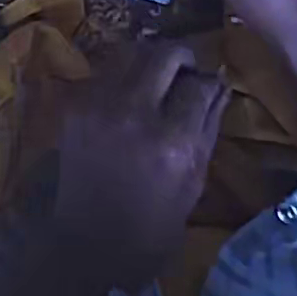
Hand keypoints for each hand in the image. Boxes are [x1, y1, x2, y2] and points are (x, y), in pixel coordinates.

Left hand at [53, 42, 227, 291]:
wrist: (85, 244)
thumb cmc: (151, 226)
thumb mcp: (193, 184)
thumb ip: (208, 128)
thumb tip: (220, 85)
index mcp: (172, 142)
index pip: (198, 85)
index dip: (208, 81)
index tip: (209, 84)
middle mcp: (135, 114)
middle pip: (165, 54)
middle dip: (183, 56)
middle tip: (187, 70)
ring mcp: (100, 105)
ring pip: (133, 51)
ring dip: (152, 58)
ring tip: (158, 75)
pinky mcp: (76, 105)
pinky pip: (107, 70)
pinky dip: (124, 74)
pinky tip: (130, 93)